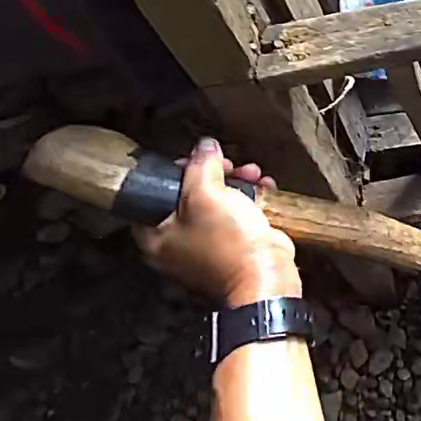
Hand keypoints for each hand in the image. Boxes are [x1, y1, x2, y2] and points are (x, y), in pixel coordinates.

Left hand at [133, 137, 299, 305]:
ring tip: (254, 174)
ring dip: (237, 184)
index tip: (197, 160)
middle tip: (229, 165)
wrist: (266, 273)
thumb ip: (201, 166)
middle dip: (215, 175)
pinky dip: (251, 200)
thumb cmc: (228, 243)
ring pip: (218, 205)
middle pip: (190, 197)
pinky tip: (264, 188)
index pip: (154, 194)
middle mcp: (177, 245)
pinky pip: (239, 216)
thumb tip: (204, 146)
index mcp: (156, 237)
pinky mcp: (235, 249)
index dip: (176, 172)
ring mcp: (208, 249)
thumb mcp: (206, 194)